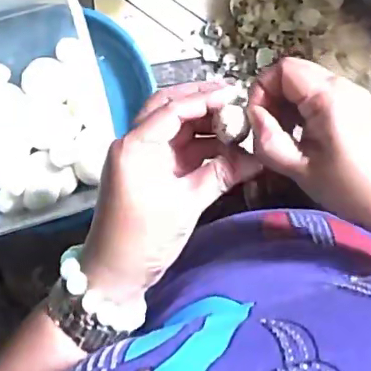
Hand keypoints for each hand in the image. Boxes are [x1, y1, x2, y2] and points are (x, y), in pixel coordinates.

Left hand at [81, 81, 259, 305]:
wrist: (114, 276)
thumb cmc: (143, 239)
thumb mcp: (186, 205)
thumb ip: (220, 175)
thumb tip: (256, 158)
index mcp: (135, 145)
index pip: (173, 109)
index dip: (205, 98)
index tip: (234, 94)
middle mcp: (136, 143)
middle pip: (170, 108)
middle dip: (202, 101)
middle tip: (233, 98)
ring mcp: (144, 156)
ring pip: (176, 125)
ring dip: (204, 122)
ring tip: (236, 121)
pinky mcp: (153, 170)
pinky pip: (179, 146)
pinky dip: (202, 143)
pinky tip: (226, 145)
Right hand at [247, 57, 370, 234]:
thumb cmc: (352, 189)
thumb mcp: (301, 170)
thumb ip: (268, 141)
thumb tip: (253, 118)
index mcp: (327, 96)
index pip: (281, 69)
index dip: (262, 90)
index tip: (258, 121)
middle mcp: (341, 85)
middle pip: (294, 72)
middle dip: (274, 97)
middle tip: (270, 131)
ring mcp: (353, 92)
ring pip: (307, 82)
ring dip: (289, 103)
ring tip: (289, 137)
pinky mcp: (359, 104)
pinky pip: (323, 93)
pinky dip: (307, 108)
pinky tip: (308, 138)